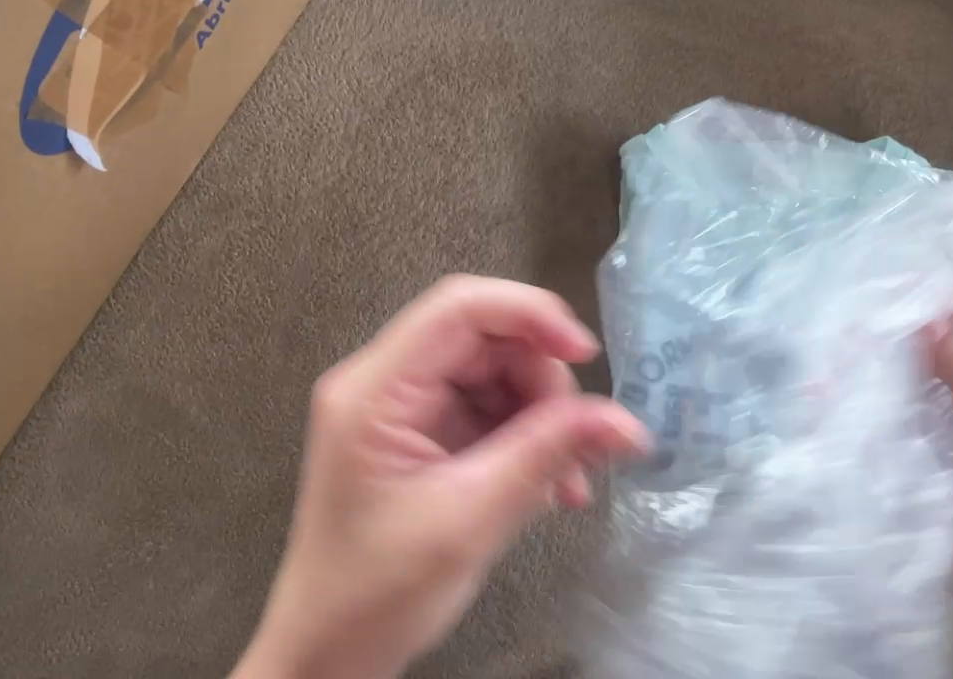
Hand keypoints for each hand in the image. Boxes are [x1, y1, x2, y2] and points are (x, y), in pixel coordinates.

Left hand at [234, 276, 650, 678]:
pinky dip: (525, 437)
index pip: (459, 308)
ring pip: (495, 372)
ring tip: (566, 479)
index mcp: (375, 389)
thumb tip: (624, 420)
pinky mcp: (421, 430)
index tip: (583, 354)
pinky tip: (546, 484)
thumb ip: (548, 455)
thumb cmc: (375, 595)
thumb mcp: (471, 519)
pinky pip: (488, 407)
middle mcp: (385, 381)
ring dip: (541, 416)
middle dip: (542, 383)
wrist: (328, 657)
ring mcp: (403, 405)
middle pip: (485, 339)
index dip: (528, 314)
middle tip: (577, 441)